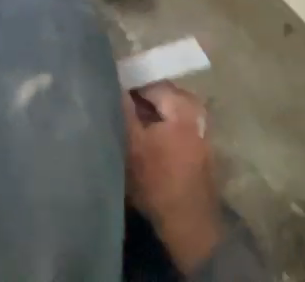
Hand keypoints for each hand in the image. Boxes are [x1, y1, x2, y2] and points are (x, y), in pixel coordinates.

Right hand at [126, 83, 223, 272]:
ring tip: (121, 125)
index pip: (148, 80)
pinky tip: (138, 142)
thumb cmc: (158, 181)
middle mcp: (196, 110)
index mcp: (183, 103)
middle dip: (134, 101)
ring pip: (162, 112)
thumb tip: (112, 79)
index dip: (125, 84)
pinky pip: (170, 127)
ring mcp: (199, 129)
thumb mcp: (132, 143)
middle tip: (111, 109)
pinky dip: (154, 130)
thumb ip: (123, 108)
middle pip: (157, 95)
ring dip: (143, 117)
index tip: (105, 91)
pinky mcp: (197, 147)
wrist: (189, 226)